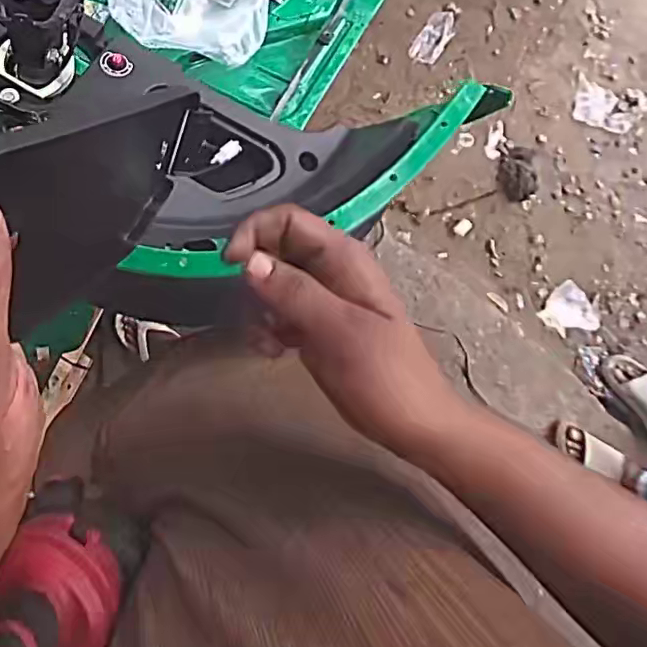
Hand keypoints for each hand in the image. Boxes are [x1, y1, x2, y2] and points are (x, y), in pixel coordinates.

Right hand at [223, 205, 463, 457]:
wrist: (415, 428)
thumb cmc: (388, 377)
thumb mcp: (340, 330)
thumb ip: (294, 292)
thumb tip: (249, 262)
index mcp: (342, 257)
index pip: (286, 219)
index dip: (254, 231)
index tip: (232, 263)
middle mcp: (330, 269)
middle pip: (274, 247)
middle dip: (253, 273)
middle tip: (250, 308)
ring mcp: (321, 297)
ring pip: (270, 280)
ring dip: (257, 305)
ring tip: (267, 338)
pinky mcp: (313, 324)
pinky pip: (276, 309)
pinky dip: (266, 326)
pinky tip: (274, 349)